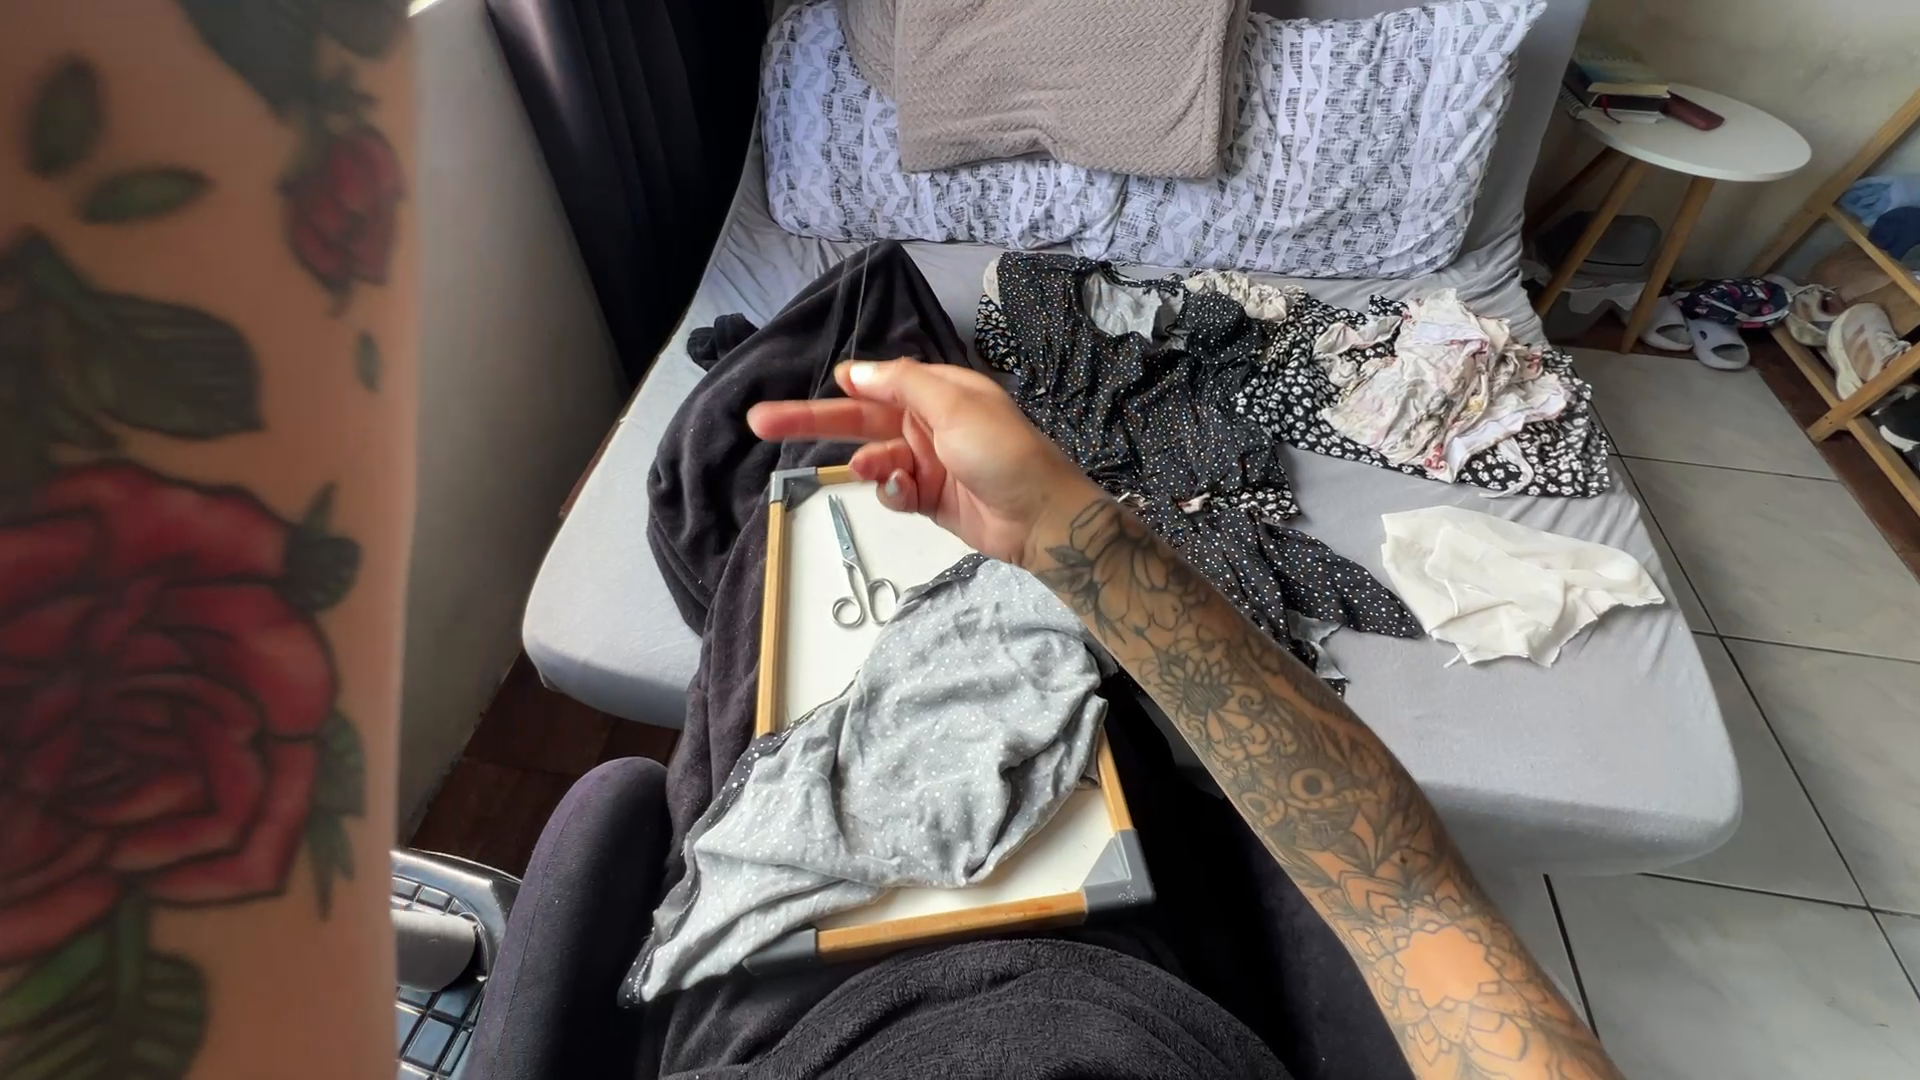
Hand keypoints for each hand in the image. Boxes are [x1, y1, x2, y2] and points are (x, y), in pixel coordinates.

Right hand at [746, 358, 1102, 567]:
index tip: (823, 382)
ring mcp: (927, 462)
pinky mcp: (929, 498)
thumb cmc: (1003, 451)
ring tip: (881, 472)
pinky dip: (893, 492)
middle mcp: (928, 424)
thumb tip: (854, 369)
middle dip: (816, 421)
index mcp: (937, 392)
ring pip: (875, 460)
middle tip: (762, 420)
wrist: (1041, 517)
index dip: (849, 385)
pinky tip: (906, 492)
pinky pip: (894, 490)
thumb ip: (903, 384)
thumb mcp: (955, 405)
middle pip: (862, 419)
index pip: (879, 384)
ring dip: (871, 465)